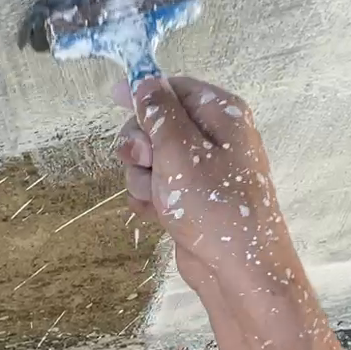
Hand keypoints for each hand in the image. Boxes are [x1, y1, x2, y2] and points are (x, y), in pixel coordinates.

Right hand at [114, 77, 294, 294]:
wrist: (236, 269)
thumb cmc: (215, 207)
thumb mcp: (181, 151)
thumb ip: (159, 112)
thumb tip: (144, 80)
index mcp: (220, 115)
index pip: (174, 88)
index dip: (143, 93)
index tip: (114, 99)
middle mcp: (211, 138)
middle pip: (153, 125)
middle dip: (140, 146)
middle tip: (148, 164)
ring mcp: (198, 171)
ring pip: (147, 160)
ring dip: (141, 179)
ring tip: (158, 199)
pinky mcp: (186, 199)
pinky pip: (152, 188)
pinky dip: (148, 201)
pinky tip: (156, 215)